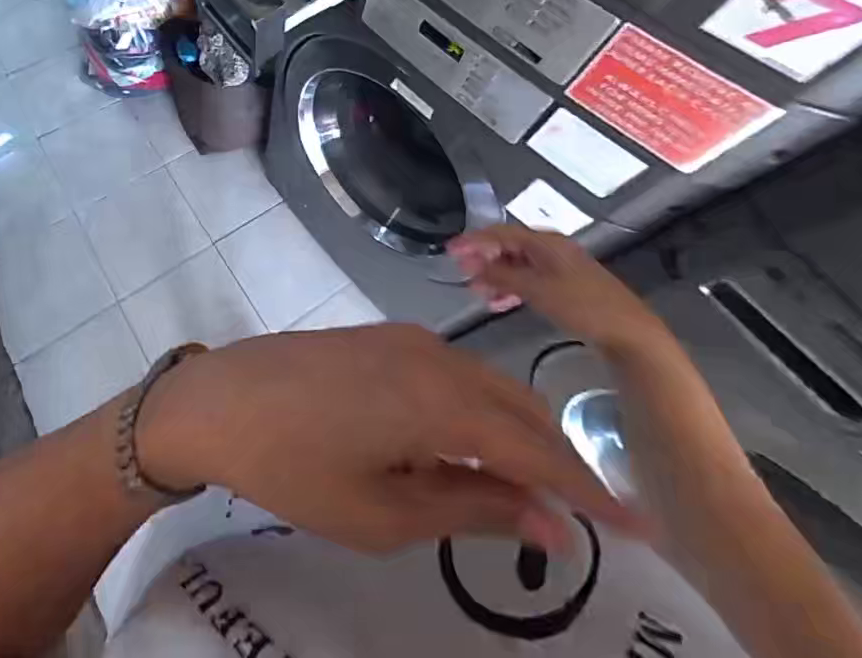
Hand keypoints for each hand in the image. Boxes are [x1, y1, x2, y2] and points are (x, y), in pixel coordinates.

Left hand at [136, 325, 645, 553]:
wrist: (219, 398)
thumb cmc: (294, 466)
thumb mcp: (384, 512)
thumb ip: (474, 508)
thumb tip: (551, 523)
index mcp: (442, 401)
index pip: (538, 450)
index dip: (591, 491)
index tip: (642, 526)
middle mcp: (438, 356)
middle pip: (521, 409)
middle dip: (555, 461)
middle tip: (573, 517)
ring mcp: (410, 338)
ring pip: (490, 387)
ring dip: (514, 435)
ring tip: (518, 490)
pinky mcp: (387, 335)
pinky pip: (455, 373)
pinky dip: (476, 411)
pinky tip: (461, 446)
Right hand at [449, 224, 674, 359]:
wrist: (628, 332)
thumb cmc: (583, 306)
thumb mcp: (537, 290)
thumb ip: (503, 275)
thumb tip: (474, 263)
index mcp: (546, 243)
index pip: (501, 234)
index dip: (474, 241)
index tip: (450, 251)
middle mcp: (551, 249)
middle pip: (508, 247)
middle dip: (483, 259)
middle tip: (462, 274)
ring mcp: (559, 267)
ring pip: (518, 265)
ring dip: (496, 276)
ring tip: (479, 293)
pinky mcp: (564, 285)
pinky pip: (529, 279)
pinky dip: (512, 287)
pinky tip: (501, 302)